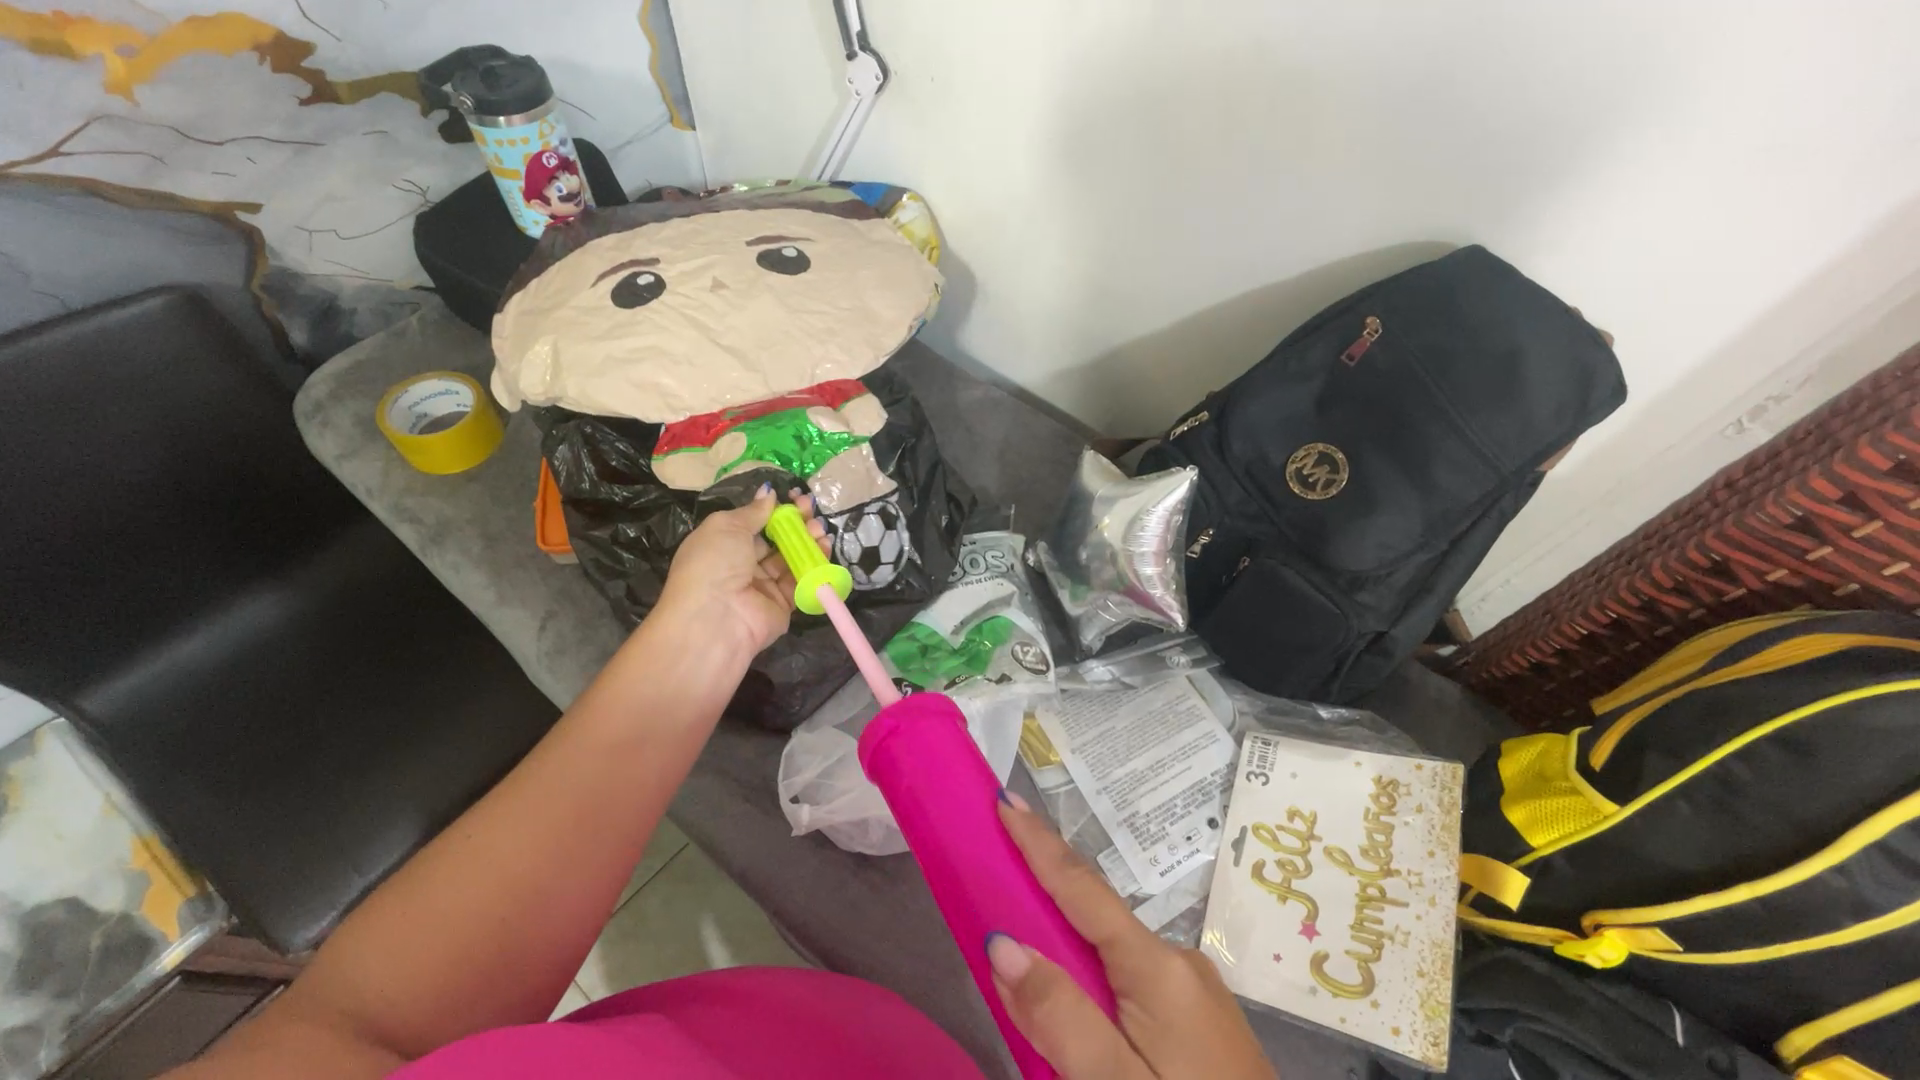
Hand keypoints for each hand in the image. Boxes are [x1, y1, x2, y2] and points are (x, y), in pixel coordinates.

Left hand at [655, 487, 827, 658]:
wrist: (716, 617)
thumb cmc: (713, 563)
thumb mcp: (726, 526)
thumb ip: (752, 511)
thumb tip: (768, 492)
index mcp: (723, 545)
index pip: (754, 525)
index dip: (775, 511)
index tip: (795, 498)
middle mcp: (742, 566)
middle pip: (776, 541)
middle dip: (796, 524)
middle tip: (812, 511)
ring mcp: (763, 587)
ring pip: (791, 560)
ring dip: (808, 541)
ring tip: (821, 528)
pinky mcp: (783, 605)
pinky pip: (800, 581)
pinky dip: (814, 564)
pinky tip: (824, 547)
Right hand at [988, 795, 1277, 1079]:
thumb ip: (1058, 1016)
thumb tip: (1003, 942)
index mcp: (1158, 968)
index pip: (1083, 889)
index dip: (1039, 843)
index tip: (1005, 799)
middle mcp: (1179, 964)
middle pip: (1094, 921)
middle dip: (1043, 900)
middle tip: (994, 891)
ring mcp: (1195, 993)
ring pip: (1111, 958)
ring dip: (1067, 952)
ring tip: (1027, 973)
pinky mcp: (1201, 1022)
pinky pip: (1131, 984)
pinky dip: (1094, 982)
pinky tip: (1081, 1015)